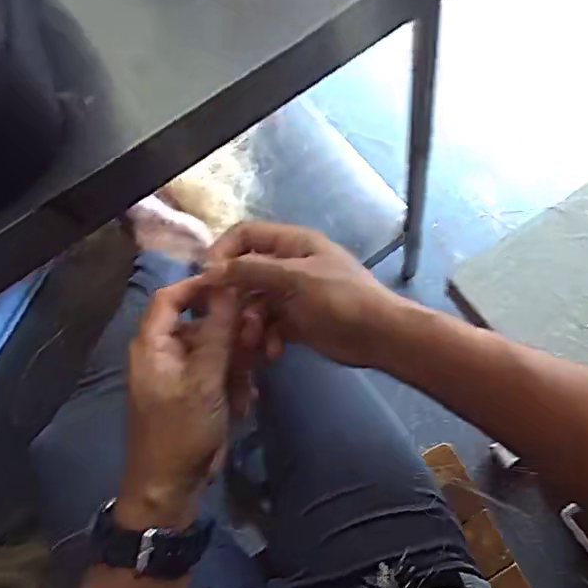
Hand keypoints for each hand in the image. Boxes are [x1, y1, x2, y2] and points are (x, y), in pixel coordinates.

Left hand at [114, 273, 239, 529]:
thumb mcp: (204, 380)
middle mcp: (168, 353)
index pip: (172, 298)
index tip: (240, 284)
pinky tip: (246, 402)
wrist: (173, 484)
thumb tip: (229, 289)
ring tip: (253, 381)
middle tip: (260, 339)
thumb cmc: (181, 430)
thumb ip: (218, 333)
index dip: (202, 286)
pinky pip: (225, 374)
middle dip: (233, 332)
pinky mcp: (202, 394)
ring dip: (240, 362)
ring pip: (220, 350)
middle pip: (204, 324)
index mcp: (154, 345)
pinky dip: (238, 384)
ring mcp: (186, 375)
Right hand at [209, 222, 413, 368]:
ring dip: (249, 324)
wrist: (380, 335)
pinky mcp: (298, 323)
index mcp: (293, 243)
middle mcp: (290, 265)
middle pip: (246, 274)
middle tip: (222, 320)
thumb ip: (252, 270)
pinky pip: (270, 327)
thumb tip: (210, 270)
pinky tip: (272, 352)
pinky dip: (267, 338)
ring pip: (255, 304)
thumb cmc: (341, 299)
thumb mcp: (296, 279)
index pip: (245, 235)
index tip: (207, 279)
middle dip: (234, 298)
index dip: (222, 252)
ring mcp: (294, 295)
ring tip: (253, 342)